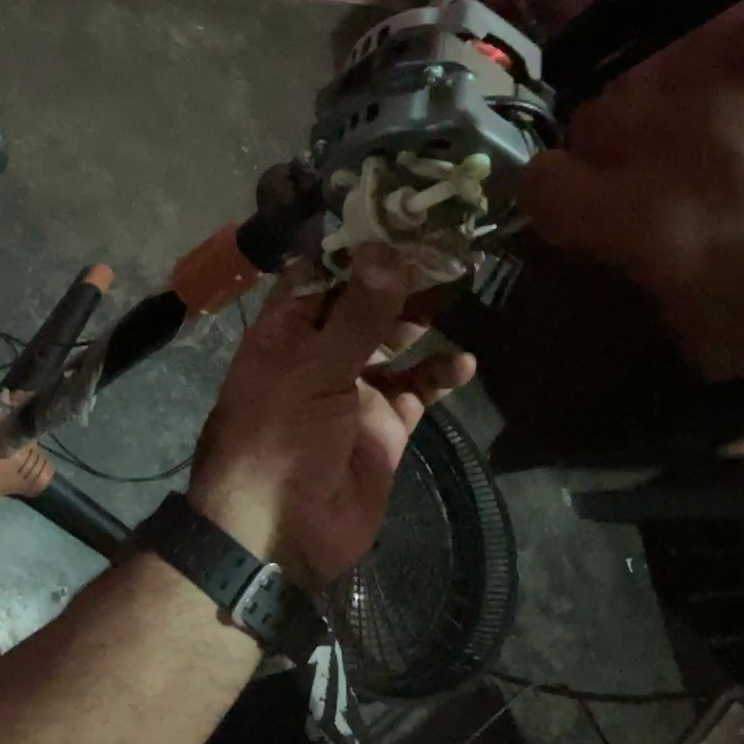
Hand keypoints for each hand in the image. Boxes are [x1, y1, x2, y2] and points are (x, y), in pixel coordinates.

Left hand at [188, 246, 475, 591]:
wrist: (278, 532)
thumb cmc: (277, 438)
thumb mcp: (312, 370)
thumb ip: (355, 315)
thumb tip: (387, 250)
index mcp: (284, 334)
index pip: (316, 274)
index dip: (352, 245)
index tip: (396, 211)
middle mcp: (317, 354)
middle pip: (361, 303)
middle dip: (397, 276)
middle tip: (446, 241)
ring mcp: (353, 390)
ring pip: (393, 341)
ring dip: (421, 318)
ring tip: (461, 284)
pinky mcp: (384, 426)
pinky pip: (417, 390)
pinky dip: (440, 375)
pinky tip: (466, 362)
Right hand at [521, 0, 743, 389]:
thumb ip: (658, 288)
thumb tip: (623, 256)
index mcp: (663, 221)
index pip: (538, 183)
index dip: (563, 196)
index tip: (595, 204)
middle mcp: (694, 125)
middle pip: (598, 113)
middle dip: (629, 143)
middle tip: (691, 161)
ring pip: (679, 59)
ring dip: (706, 94)